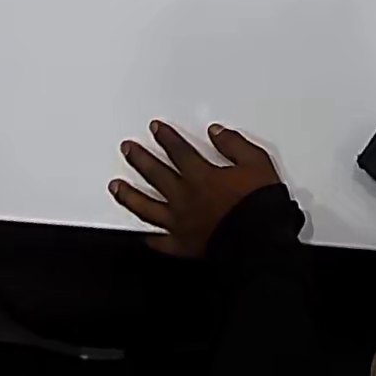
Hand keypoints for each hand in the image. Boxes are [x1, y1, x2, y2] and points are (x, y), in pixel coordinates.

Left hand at [110, 120, 280, 256]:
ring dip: (130, 195)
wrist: (259, 242)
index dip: (166, 138)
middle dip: (140, 159)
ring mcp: (181, 224)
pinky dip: (149, 236)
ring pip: (148, 207)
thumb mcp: (255, 161)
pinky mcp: (183, 246)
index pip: (179, 151)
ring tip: (117, 186)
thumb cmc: (258, 203)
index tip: (155, 129)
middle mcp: (185, 198)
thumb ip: (233, 144)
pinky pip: (160, 241)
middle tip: (128, 148)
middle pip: (157, 175)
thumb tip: (217, 133)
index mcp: (202, 177)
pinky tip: (142, 233)